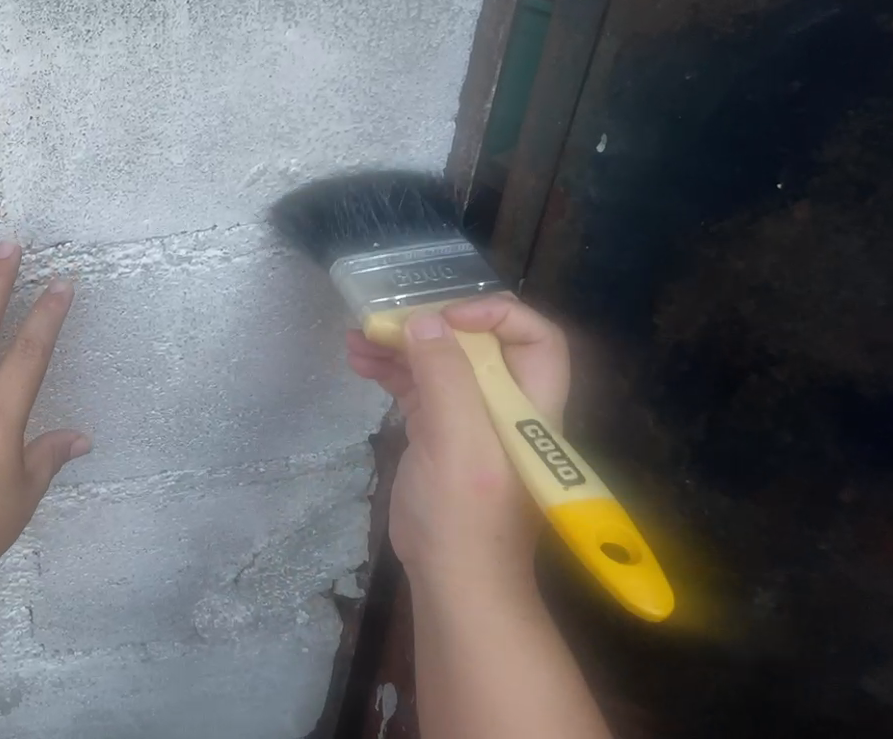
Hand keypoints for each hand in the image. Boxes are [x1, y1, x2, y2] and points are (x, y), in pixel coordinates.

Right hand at [346, 295, 569, 600]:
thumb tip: (422, 319)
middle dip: (430, 322)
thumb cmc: (466, 514)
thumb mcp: (458, 441)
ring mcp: (467, 417)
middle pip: (476, 342)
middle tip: (385, 318)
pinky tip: (358, 362)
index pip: (535, 337)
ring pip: (438, 360)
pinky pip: (414, 384)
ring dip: (399, 342)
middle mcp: (501, 403)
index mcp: (527, 404)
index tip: (441, 316)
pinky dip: (387, 368)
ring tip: (357, 336)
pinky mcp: (435, 431)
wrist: (452, 578)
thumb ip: (445, 377)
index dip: (494, 314)